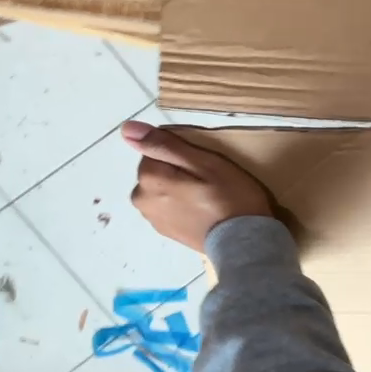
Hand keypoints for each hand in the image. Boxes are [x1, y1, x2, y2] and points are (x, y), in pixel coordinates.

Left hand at [124, 120, 271, 252]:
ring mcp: (152, 218)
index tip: (205, 167)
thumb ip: (166, 146)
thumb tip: (126, 129)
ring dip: (179, 190)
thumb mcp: (206, 164)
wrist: (243, 243)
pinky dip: (182, 207)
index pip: (156, 152)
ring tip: (209, 199)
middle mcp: (141, 199)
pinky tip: (205, 213)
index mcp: (149, 179)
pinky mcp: (166, 232)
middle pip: (156, 172)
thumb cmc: (230, 198)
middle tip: (210, 182)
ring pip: (162, 191)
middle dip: (177, 173)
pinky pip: (169, 209)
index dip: (183, 156)